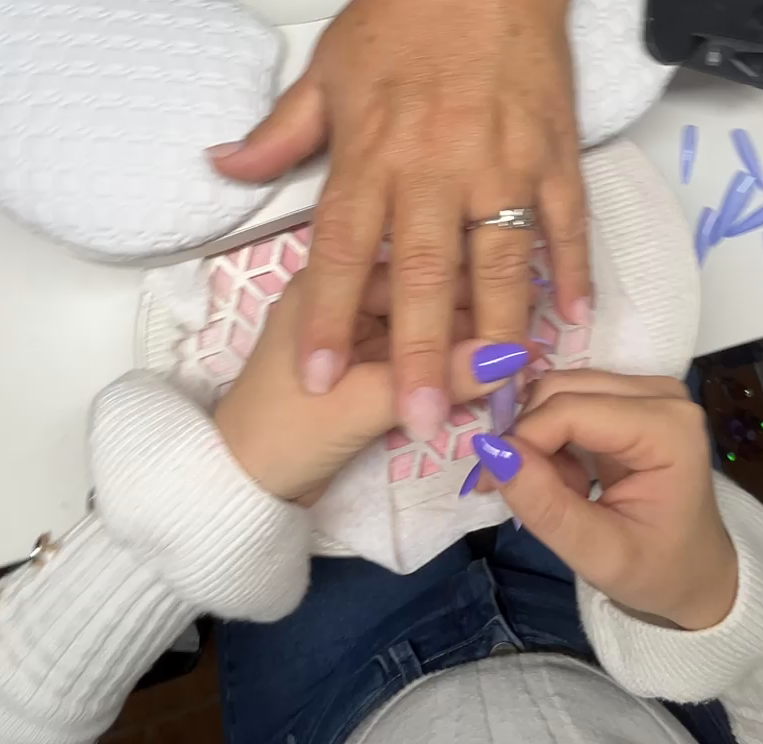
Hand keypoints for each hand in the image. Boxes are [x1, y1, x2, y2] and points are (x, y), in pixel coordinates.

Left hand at [209, 0, 592, 440]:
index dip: (329, 316)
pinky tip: (574, 320)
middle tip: (418, 423)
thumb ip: (279, 132)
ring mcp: (504, 160)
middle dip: (420, 353)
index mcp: (374, 149)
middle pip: (425, 272)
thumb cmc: (402, 16)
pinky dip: (572, 271)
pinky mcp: (555, 150)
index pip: (343, 248)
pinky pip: (566, 221)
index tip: (319, 377)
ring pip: (502, 260)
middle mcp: (437, 164)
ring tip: (498, 393)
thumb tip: (220, 168)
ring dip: (500, 331)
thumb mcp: (327, 68)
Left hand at [214, 269, 512, 502]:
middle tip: (524, 337)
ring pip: (423, 326)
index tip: (518, 303)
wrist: (237, 493)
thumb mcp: (358, 405)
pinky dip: (447, 367)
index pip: (409, 270)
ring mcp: (355, 332)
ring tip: (515, 359)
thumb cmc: (284, 435)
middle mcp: (343, 296)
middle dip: (470, 319)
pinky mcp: (364, 367)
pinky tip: (486, 376)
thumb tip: (509, 358)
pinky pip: (417, 356)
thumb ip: (432, 380)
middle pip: (421, 295)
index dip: (464, 288)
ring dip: (463, 345)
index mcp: (326, 283)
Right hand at [465, 370, 737, 629]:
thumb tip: (492, 452)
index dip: (523, 441)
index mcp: (668, 428)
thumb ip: (547, 506)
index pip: (569, 410)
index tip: (493, 485)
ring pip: (556, 389)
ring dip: (538, 438)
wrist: (697, 573)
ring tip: (553, 488)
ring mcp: (645, 388)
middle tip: (520, 490)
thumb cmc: (659, 571)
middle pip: (560, 388)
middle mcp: (660, 393)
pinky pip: (566, 397)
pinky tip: (566, 474)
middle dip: (528, 438)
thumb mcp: (601, 557)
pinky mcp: (628, 394)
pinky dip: (551, 435)